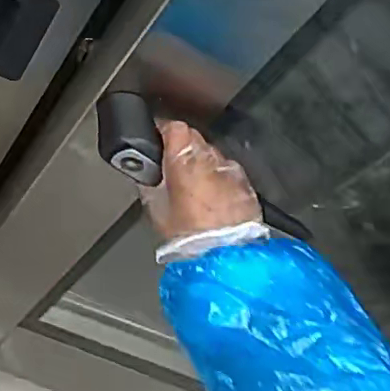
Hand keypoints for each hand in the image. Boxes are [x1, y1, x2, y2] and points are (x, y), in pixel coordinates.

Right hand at [138, 120, 260, 241]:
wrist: (226, 263)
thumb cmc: (190, 240)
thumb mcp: (156, 210)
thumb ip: (149, 184)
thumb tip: (143, 173)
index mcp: (184, 161)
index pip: (174, 127)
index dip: (164, 129)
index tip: (158, 136)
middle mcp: (210, 160)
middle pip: (194, 138)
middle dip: (182, 147)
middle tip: (172, 165)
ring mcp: (231, 172)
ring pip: (212, 154)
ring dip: (202, 163)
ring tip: (194, 186)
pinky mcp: (246, 186)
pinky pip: (229, 172)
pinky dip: (220, 179)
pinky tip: (214, 198)